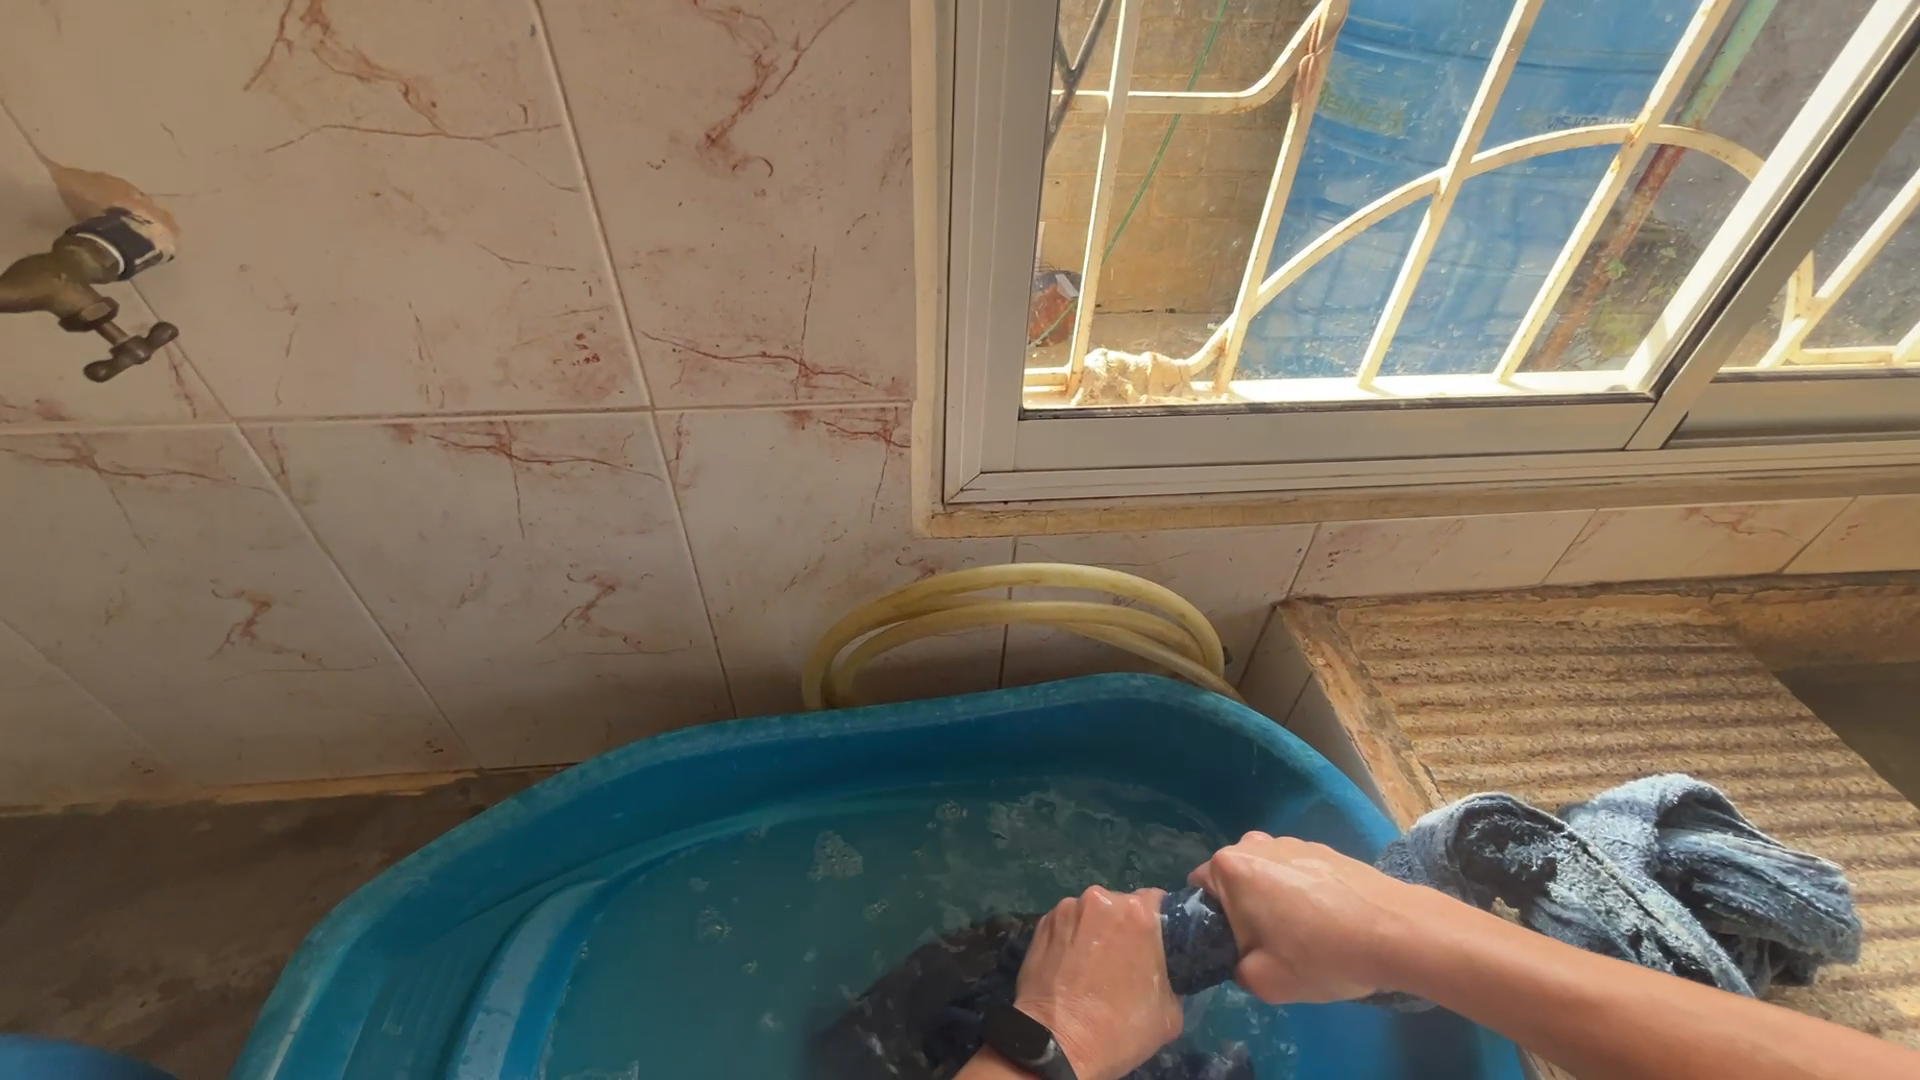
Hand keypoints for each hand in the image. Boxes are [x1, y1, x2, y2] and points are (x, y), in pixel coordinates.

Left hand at [1012, 886, 1183, 1079]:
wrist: (1057, 1043)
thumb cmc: (1120, 1028)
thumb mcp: (1170, 1012)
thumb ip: (1171, 976)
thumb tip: (1163, 969)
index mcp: (1138, 913)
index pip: (1157, 901)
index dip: (1158, 922)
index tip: (1154, 944)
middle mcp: (1101, 899)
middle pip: (1121, 906)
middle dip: (1124, 927)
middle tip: (1123, 960)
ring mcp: (1067, 907)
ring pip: (1091, 913)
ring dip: (1095, 931)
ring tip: (1091, 965)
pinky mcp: (1042, 921)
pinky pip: (1067, 924)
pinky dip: (1071, 938)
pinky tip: (1069, 966)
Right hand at [1188, 832, 1421, 1003]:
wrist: (1395, 932)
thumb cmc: (1321, 954)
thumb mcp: (1266, 982)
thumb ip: (1237, 970)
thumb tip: (1244, 960)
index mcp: (1230, 868)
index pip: (1199, 887)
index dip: (1212, 920)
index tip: (1235, 946)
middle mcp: (1253, 844)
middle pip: (1234, 879)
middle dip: (1244, 909)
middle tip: (1271, 946)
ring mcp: (1290, 841)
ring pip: (1267, 874)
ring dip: (1275, 899)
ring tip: (1307, 935)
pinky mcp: (1322, 848)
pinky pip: (1297, 872)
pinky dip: (1304, 894)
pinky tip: (1330, 922)